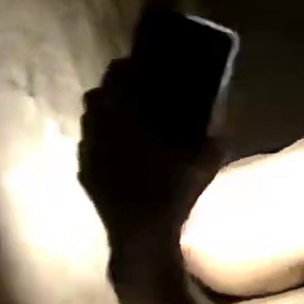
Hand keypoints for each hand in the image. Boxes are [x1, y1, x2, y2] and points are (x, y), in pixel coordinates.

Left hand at [79, 56, 222, 268]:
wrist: (142, 239)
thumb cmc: (172, 197)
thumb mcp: (203, 167)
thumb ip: (212, 142)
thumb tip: (218, 129)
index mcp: (126, 122)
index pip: (117, 80)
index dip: (124, 68)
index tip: (134, 64)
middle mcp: (100, 133)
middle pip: (95, 97)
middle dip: (111, 89)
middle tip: (131, 92)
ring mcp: (88, 155)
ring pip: (88, 122)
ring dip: (102, 115)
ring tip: (123, 121)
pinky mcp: (85, 176)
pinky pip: (88, 148)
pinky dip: (99, 143)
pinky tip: (117, 154)